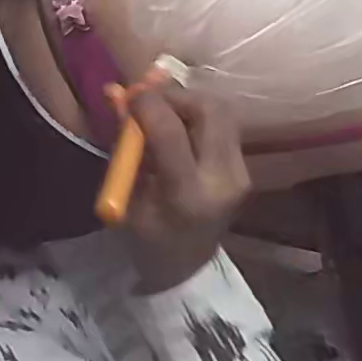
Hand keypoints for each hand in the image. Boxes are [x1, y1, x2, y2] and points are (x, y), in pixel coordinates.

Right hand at [120, 80, 251, 292]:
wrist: (187, 268)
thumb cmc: (146, 239)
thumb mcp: (126, 196)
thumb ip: (124, 144)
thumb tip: (117, 93)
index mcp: (186, 198)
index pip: (170, 134)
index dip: (148, 104)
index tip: (129, 93)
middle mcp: (222, 181)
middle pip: (210, 111)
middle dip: (176, 94)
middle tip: (150, 97)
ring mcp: (240, 173)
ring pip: (221, 111)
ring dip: (189, 101)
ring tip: (162, 110)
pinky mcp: (245, 167)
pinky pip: (223, 124)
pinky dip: (197, 114)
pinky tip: (178, 124)